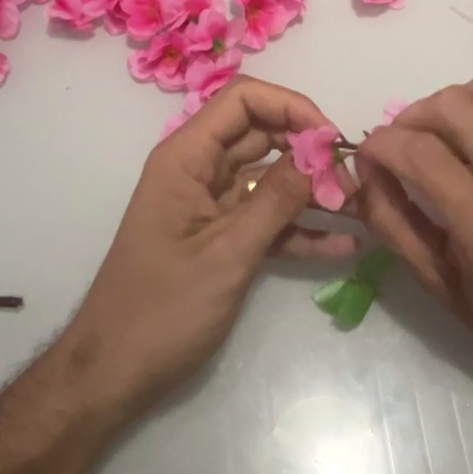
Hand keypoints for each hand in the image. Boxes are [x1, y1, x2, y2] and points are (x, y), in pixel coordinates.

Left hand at [60, 75, 359, 414]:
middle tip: (351, 180)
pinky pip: (266, 219)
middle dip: (308, 151)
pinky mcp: (221, 238)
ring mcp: (211, 204)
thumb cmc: (161, 310)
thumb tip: (321, 152)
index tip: (331, 139)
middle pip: (262, 134)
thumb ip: (276, 199)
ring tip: (359, 209)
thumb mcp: (227, 253)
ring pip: (269, 177)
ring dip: (312, 191)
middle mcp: (198, 170)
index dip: (291, 107)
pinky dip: (300, 228)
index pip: (243, 99)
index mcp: (186, 157)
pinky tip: (342, 245)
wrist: (113, 374)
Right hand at [353, 65, 472, 387]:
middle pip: (454, 107)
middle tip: (405, 142)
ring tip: (450, 130)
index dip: (380, 145)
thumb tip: (363, 172)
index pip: (419, 154)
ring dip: (460, 99)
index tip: (370, 155)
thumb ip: (393, 225)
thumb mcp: (440, 287)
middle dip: (412, 117)